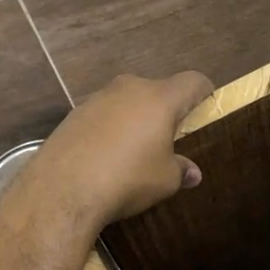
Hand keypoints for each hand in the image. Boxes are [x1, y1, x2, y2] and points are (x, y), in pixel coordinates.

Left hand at [4, 71, 214, 234]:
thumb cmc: (127, 178)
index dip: (204, 93)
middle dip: (165, 112)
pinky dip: (109, 131)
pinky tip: (104, 159)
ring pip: (126, 103)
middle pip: (156, 91)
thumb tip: (192, 173)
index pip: (193, 81)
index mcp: (159, 98)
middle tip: (167, 140)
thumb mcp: (164, 180)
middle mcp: (128, 88)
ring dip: (134, 121)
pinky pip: (102, 117)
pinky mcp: (73, 114)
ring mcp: (97, 98)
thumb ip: (180, 170)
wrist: (62, 188)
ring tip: (132, 153)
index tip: (206, 109)